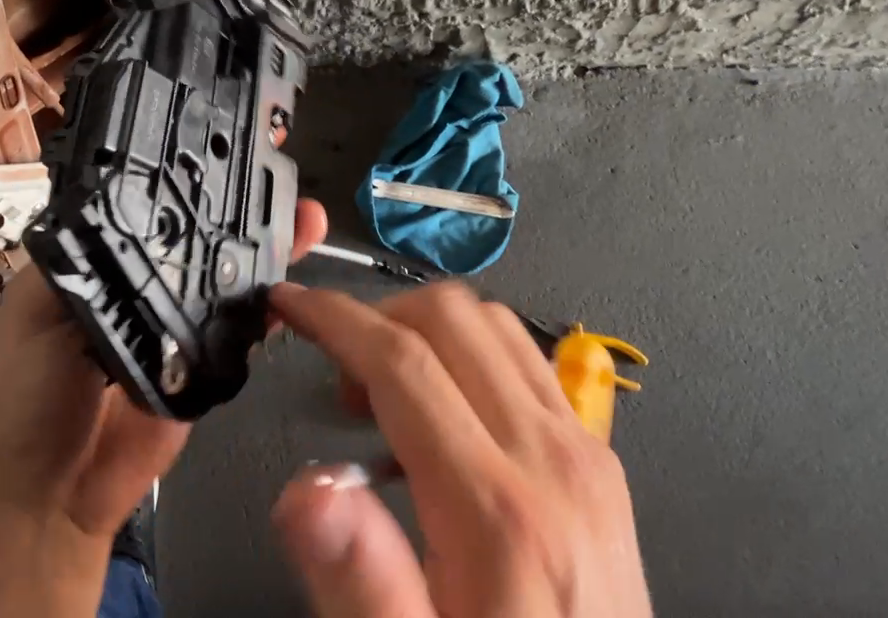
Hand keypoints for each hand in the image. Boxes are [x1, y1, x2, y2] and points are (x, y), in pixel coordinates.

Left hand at [0, 199, 327, 616]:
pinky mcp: (204, 362)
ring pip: (224, 275)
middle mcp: (138, 283)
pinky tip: (296, 274)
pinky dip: (269, 304)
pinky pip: (240, 328)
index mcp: (95, 260)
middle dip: (234, 207)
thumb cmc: (29, 395)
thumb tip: (130, 208)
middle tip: (274, 177)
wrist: (56, 492)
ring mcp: (175, 323)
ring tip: (301, 216)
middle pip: (193, 237)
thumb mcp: (37, 312)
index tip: (215, 154)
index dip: (177, 183)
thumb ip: (84, 261)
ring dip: (263, 246)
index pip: (143, 209)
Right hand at [268, 282, 651, 617]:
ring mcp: (584, 449)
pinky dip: (469, 352)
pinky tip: (442, 410)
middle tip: (340, 380)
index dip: (335, 318)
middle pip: (452, 318)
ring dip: (423, 329)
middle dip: (377, 317)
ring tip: (385, 392)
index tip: (289, 303)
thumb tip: (306, 490)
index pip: (402, 362)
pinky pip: (525, 358)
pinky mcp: (598, 456)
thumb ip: (361, 583)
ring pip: (493, 323)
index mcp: (495, 508)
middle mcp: (550, 456)